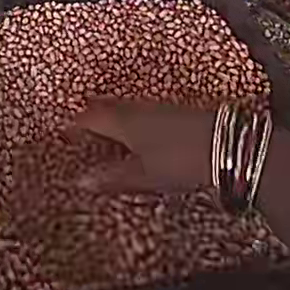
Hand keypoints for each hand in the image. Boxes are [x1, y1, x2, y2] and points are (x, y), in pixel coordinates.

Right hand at [73, 100, 216, 194]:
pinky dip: (130, 122)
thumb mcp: (143, 175)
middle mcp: (136, 109)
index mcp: (122, 121)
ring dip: (111, 118)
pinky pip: (141, 113)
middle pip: (106, 108)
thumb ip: (113, 177)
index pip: (90, 117)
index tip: (64, 133)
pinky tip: (138, 137)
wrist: (225, 142)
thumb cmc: (178, 159)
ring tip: (105, 133)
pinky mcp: (174, 113)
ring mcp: (156, 108)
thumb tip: (81, 181)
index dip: (76, 125)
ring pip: (124, 110)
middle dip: (92, 117)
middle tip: (80, 129)